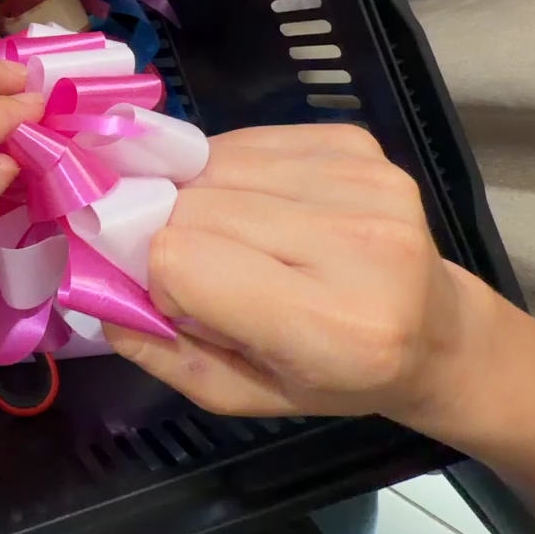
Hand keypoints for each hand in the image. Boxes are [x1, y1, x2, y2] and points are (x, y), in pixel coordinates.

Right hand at [103, 125, 489, 428]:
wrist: (441, 336)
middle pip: (188, 204)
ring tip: (238, 232)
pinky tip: (263, 202)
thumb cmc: (335, 375)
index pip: (178, 257)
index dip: (160, 274)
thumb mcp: (240, 392)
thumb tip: (93, 285)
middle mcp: (361, 244)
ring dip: (199, 196)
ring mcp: (365, 182)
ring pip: (208, 165)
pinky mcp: (357, 143)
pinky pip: (241, 140)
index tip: (183, 298)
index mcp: (336, 326)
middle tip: (207, 262)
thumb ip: (157, 350)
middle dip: (173, 230)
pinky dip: (229, 169)